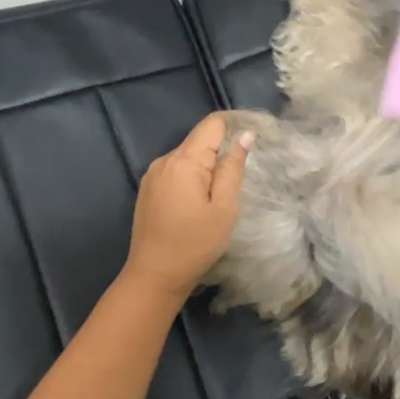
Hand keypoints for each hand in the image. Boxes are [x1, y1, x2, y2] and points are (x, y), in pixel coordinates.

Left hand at [122, 113, 252, 300]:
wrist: (155, 274)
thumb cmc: (195, 243)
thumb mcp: (224, 207)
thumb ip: (233, 168)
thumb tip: (245, 135)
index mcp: (183, 160)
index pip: (212, 124)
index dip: (235, 128)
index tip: (251, 147)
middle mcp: (164, 160)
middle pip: (199, 141)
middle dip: (220, 154)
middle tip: (235, 186)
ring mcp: (152, 175)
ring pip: (187, 158)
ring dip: (205, 169)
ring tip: (215, 200)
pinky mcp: (147, 190)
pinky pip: (175, 173)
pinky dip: (190, 180)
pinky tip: (195, 206)